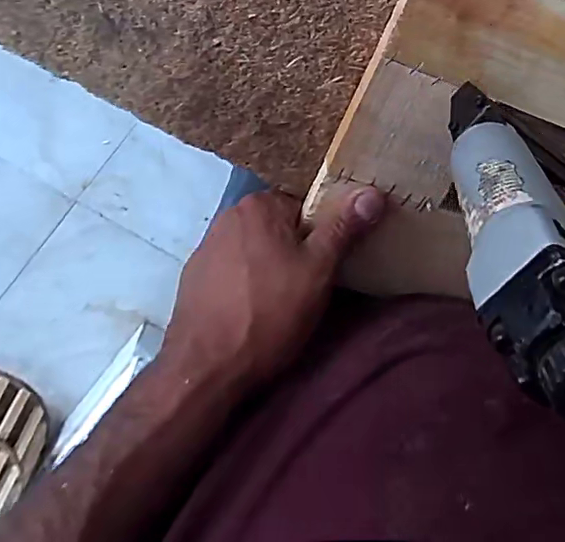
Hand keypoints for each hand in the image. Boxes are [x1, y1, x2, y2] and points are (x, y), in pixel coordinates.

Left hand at [163, 184, 385, 394]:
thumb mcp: (318, 270)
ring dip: (269, 268)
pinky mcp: (192, 279)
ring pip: (255, 249)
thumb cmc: (268, 314)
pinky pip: (232, 271)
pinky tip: (251, 313)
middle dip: (294, 251)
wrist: (204, 372)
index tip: (328, 262)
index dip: (321, 234)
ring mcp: (205, 248)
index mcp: (259, 205)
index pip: (304, 207)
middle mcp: (228, 216)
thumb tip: (372, 192)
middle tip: (309, 285)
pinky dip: (244, 285)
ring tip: (281, 304)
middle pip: (278, 227)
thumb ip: (344, 227)